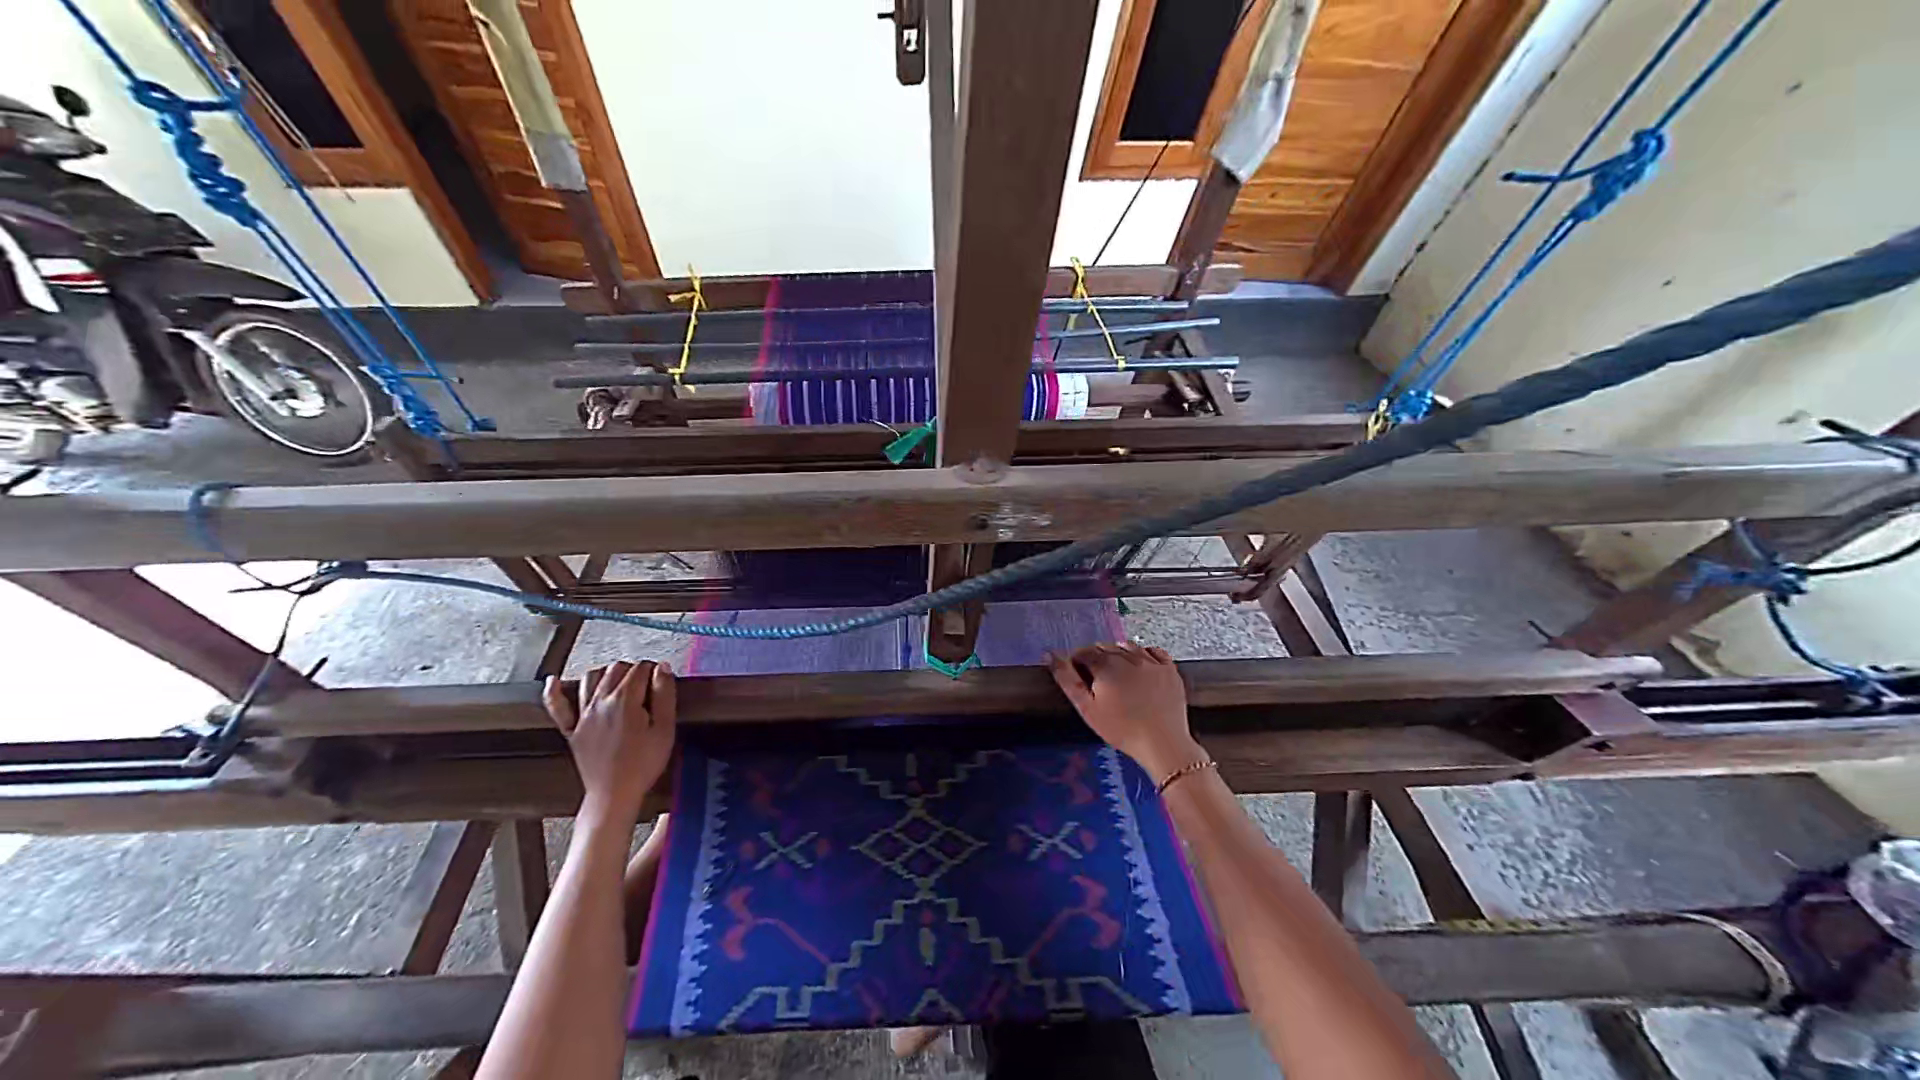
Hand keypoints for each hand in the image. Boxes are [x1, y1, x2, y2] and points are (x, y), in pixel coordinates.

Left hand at [543, 660, 676, 827]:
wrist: (615, 794)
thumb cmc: (642, 765)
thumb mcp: (665, 729)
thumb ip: (665, 694)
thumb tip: (663, 669)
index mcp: (625, 700)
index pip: (640, 669)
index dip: (654, 669)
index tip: (661, 677)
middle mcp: (600, 702)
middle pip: (616, 669)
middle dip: (634, 670)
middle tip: (647, 681)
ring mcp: (583, 716)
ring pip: (591, 678)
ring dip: (606, 673)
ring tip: (618, 679)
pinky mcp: (572, 730)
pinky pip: (557, 706)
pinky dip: (554, 690)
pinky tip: (554, 681)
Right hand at [1045, 642, 1205, 780]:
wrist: (1162, 743)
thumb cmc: (1121, 730)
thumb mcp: (1086, 708)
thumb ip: (1066, 679)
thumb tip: (1050, 655)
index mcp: (1106, 665)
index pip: (1084, 652)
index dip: (1077, 662)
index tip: (1078, 675)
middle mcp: (1129, 658)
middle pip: (1105, 647)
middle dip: (1097, 658)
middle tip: (1097, 680)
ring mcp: (1152, 662)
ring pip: (1128, 646)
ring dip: (1118, 654)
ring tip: (1116, 673)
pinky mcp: (1170, 670)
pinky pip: (1154, 651)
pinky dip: (1144, 654)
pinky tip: (1140, 666)